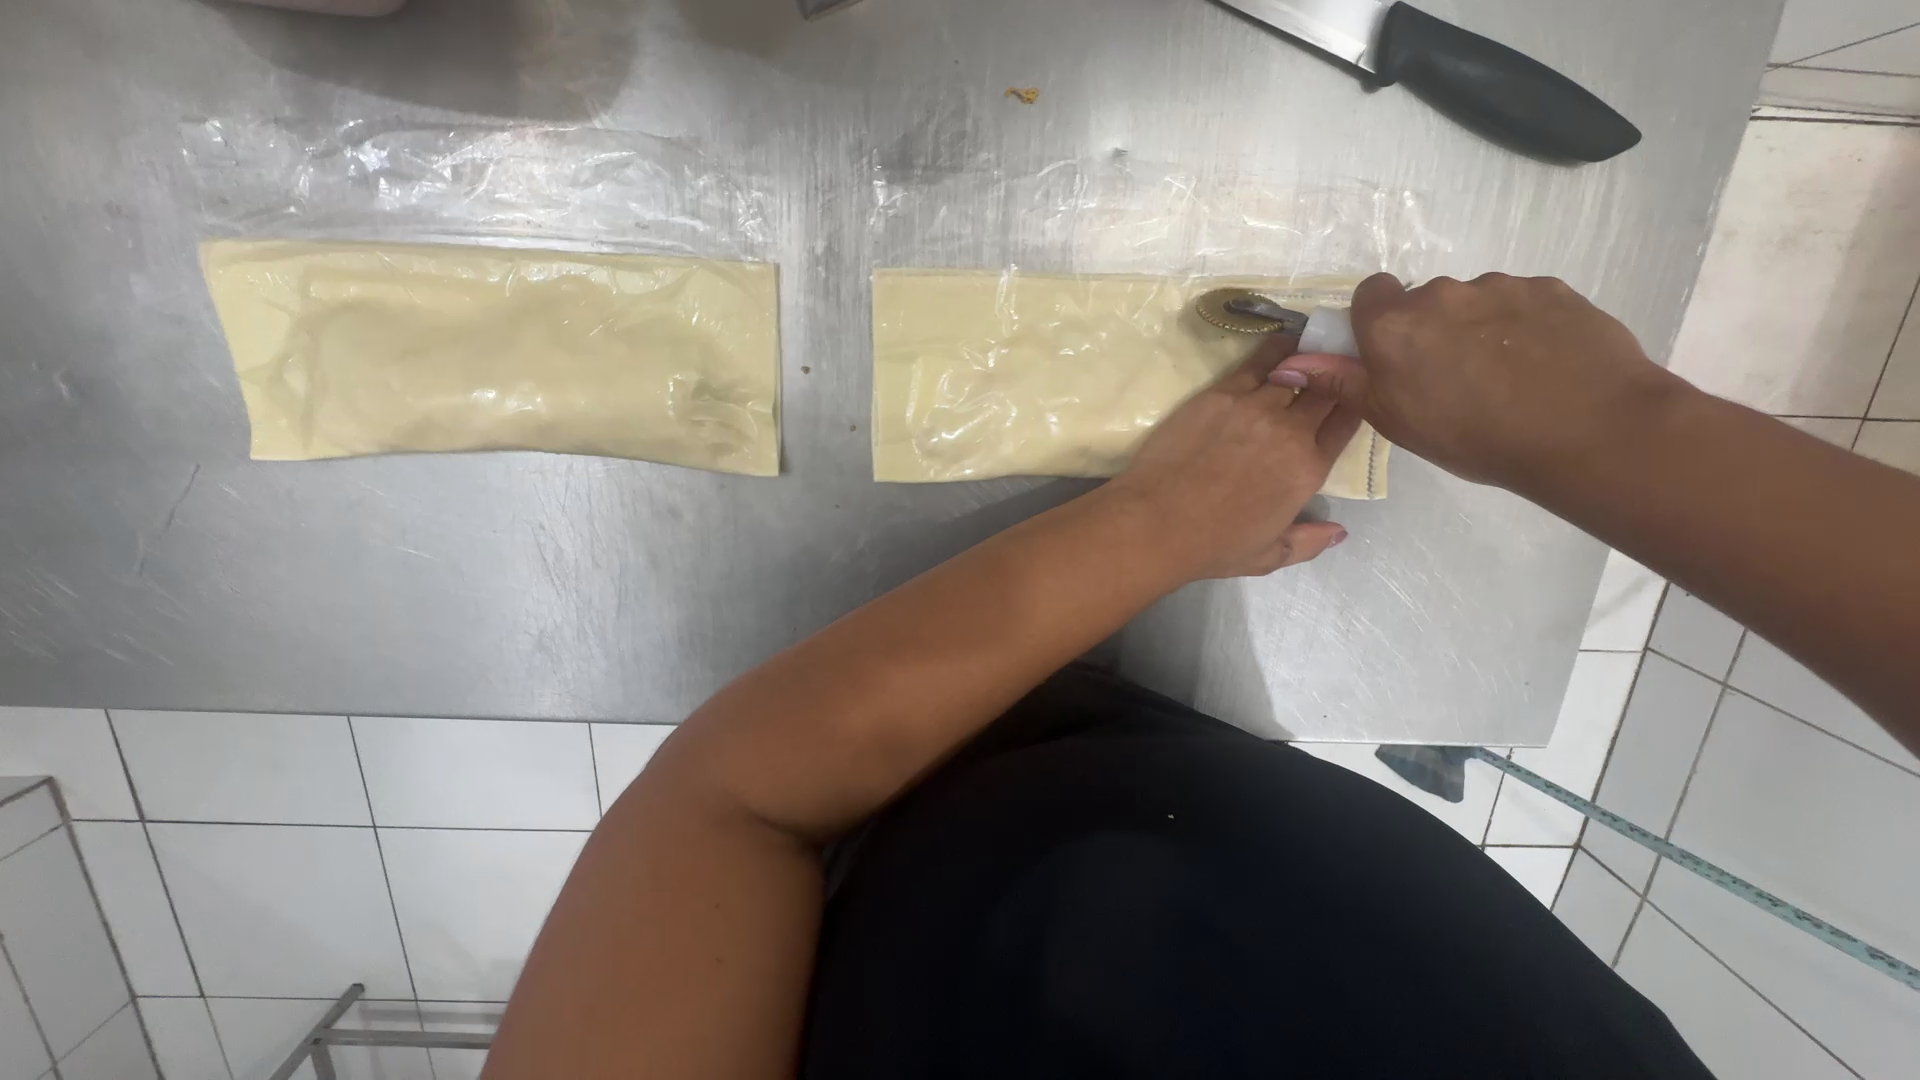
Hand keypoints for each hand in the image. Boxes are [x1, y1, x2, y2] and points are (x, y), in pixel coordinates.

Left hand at [1108, 336, 1359, 580]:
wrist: (1157, 521)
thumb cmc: (1212, 545)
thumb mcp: (1268, 556)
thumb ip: (1308, 542)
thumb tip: (1339, 532)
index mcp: (1309, 470)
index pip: (1347, 423)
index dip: (1351, 406)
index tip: (1348, 397)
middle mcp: (1291, 432)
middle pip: (1327, 390)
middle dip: (1333, 379)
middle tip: (1331, 369)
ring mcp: (1256, 407)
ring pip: (1296, 370)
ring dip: (1307, 361)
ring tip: (1310, 349)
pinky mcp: (1221, 393)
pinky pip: (1258, 362)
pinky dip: (1275, 350)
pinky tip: (1281, 340)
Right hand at [1271, 273, 1684, 491]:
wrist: (1586, 430)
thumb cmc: (1471, 436)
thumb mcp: (1393, 419)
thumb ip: (1342, 383)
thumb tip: (1289, 363)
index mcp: (1394, 325)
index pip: (1370, 293)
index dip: (1378, 320)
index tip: (1392, 354)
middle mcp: (1442, 294)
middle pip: (1424, 300)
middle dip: (1429, 328)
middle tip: (1449, 377)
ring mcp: (1501, 287)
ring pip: (1474, 302)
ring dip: (1476, 328)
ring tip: (1503, 375)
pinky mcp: (1552, 289)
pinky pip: (1521, 303)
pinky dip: (1521, 327)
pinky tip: (1538, 365)